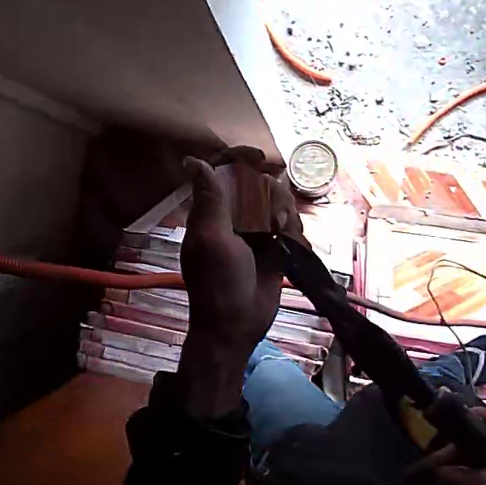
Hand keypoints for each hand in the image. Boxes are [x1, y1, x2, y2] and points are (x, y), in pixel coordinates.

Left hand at [176, 148, 294, 416]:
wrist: (236, 326)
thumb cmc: (218, 283)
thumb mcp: (211, 238)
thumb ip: (209, 199)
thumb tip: (191, 159)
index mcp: (211, 212)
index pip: (223, 171)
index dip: (239, 158)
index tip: (259, 159)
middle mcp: (234, 217)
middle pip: (258, 184)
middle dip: (270, 197)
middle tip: (272, 223)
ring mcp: (256, 232)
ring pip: (278, 204)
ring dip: (285, 215)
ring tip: (280, 237)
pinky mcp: (275, 248)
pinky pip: (290, 226)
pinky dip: (294, 233)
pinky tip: (290, 247)